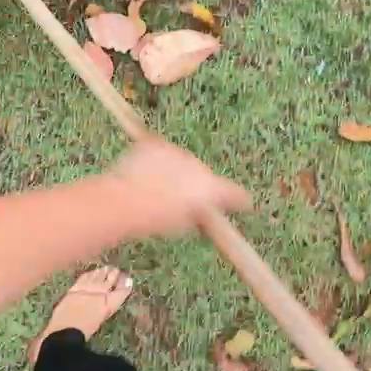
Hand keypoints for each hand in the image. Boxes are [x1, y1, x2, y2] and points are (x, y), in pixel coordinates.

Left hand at [107, 139, 251, 237]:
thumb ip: (199, 217)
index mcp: (212, 189)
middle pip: (205, 176)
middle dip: (199, 185)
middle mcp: (201, 167)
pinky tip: (147, 174)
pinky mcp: (158, 145)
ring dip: (178, 172)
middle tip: (184, 199)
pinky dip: (159, 161)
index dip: (240, 201)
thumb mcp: (184, 226)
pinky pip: (163, 153)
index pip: (237, 194)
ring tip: (160, 187)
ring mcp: (178, 153)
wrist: (126, 200)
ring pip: (184, 163)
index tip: (244, 205)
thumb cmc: (156, 219)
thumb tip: (201, 215)